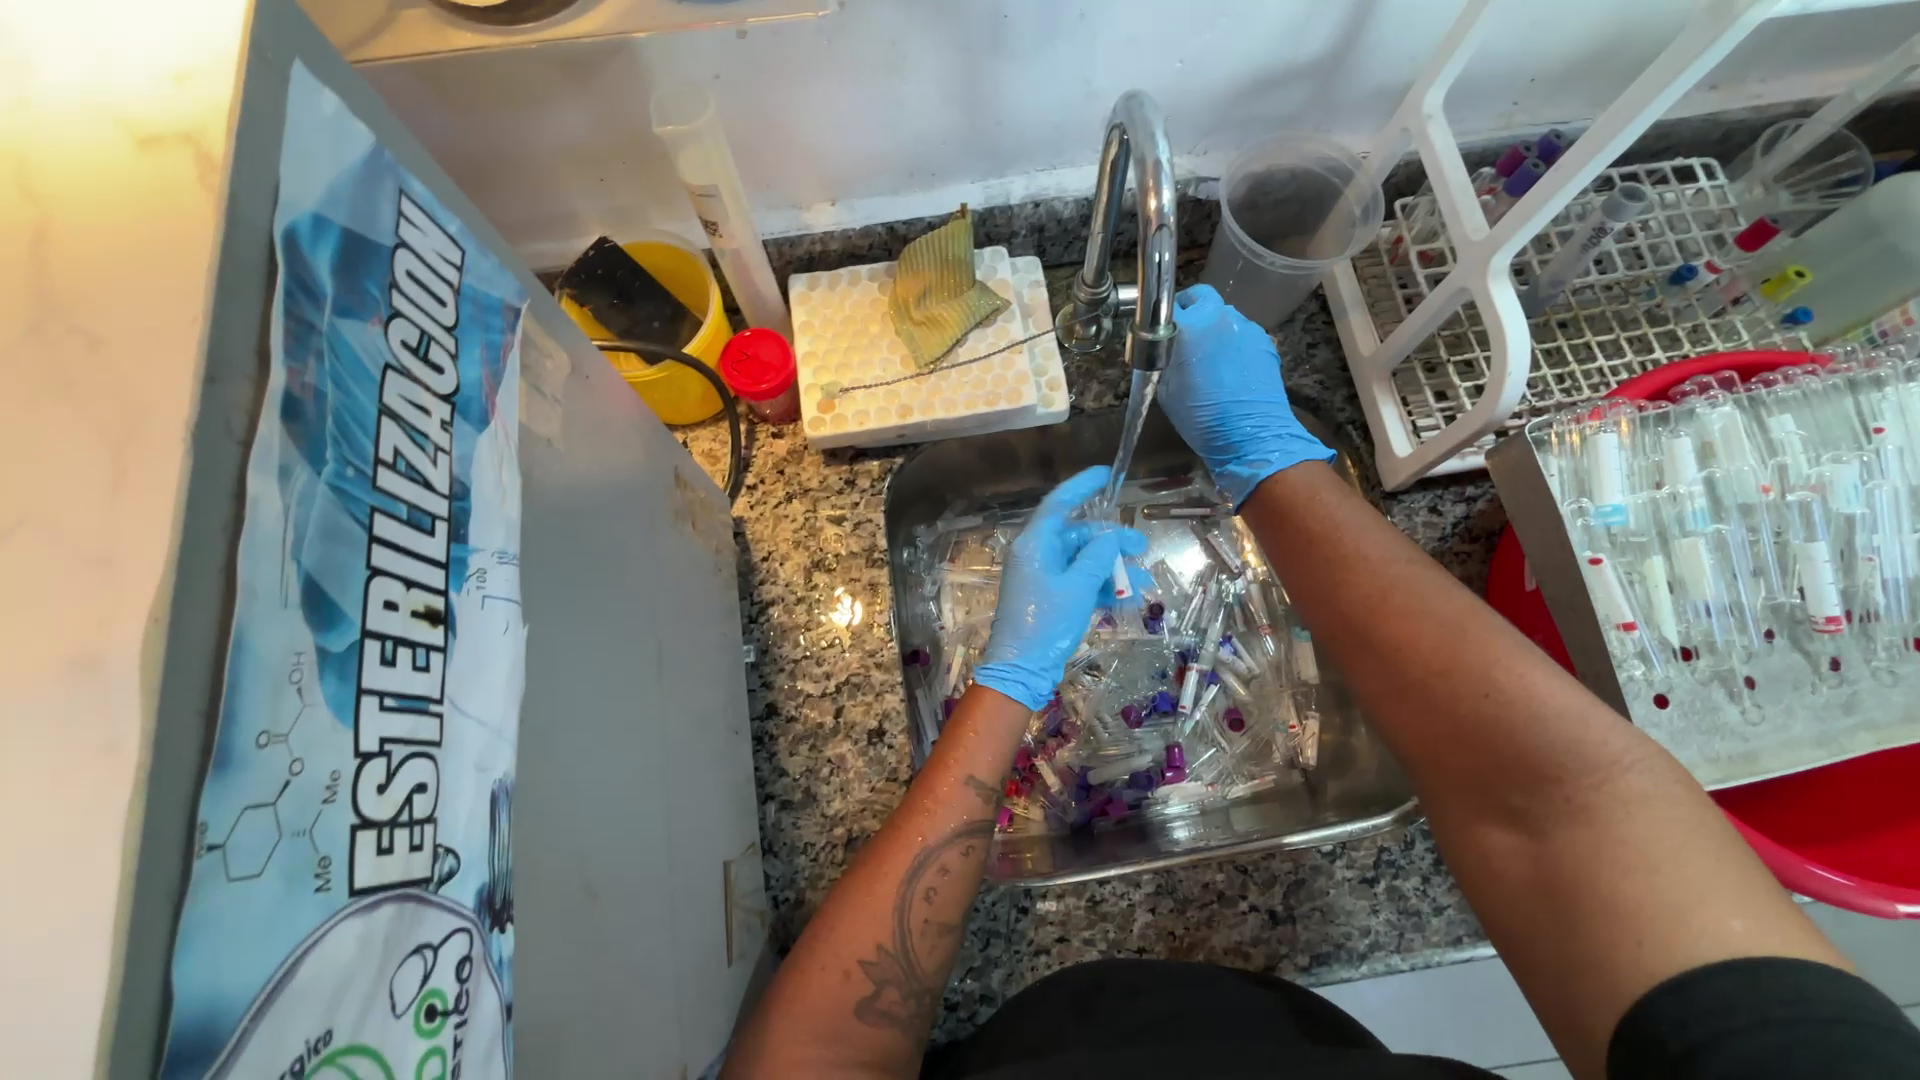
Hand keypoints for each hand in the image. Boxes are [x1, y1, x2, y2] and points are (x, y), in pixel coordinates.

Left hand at [972, 467, 1148, 710]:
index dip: (1082, 486)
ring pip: (1083, 561)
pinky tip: (1127, 599)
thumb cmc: (1045, 624)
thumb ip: (1097, 557)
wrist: (1022, 669)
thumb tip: (1111, 537)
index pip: (1058, 504)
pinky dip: (1101, 587)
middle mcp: (1036, 555)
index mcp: (1034, 545)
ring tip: (1143, 583)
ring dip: (1112, 570)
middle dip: (1112, 542)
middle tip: (1143, 549)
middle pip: (1078, 536)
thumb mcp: (1078, 588)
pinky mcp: (1049, 598)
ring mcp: (1042, 577)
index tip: (1107, 474)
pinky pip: (1079, 582)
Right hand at [1158, 284, 1333, 507]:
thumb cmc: (1200, 418)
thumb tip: (1166, 350)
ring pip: (1224, 315)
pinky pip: (1242, 333)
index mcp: (1189, 327)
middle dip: (1190, 309)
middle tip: (1183, 334)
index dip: (1161, 318)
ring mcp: (1247, 327)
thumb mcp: (1165, 390)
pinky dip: (1232, 343)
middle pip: (1200, 297)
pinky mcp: (1265, 341)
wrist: (1251, 436)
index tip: (1158, 333)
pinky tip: (1230, 369)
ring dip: (1213, 328)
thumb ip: (1164, 360)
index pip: (1168, 305)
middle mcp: (1220, 317)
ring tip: (1209, 357)